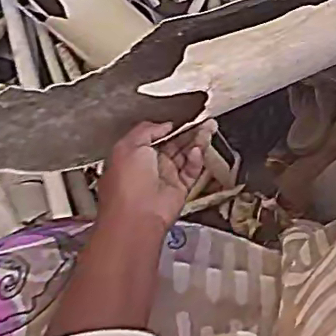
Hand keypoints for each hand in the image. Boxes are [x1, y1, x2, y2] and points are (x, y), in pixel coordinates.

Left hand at [97, 120, 214, 227]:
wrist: (137, 216)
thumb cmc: (127, 183)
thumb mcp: (129, 145)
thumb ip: (147, 130)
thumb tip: (165, 125)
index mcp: (134, 155)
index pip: (156, 136)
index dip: (171, 127)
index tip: (184, 118)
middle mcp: (150, 166)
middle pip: (174, 144)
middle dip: (189, 132)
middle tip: (204, 121)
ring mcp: (166, 178)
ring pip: (185, 155)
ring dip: (197, 142)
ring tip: (208, 129)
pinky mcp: (179, 189)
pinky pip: (191, 171)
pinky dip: (196, 160)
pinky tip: (198, 151)